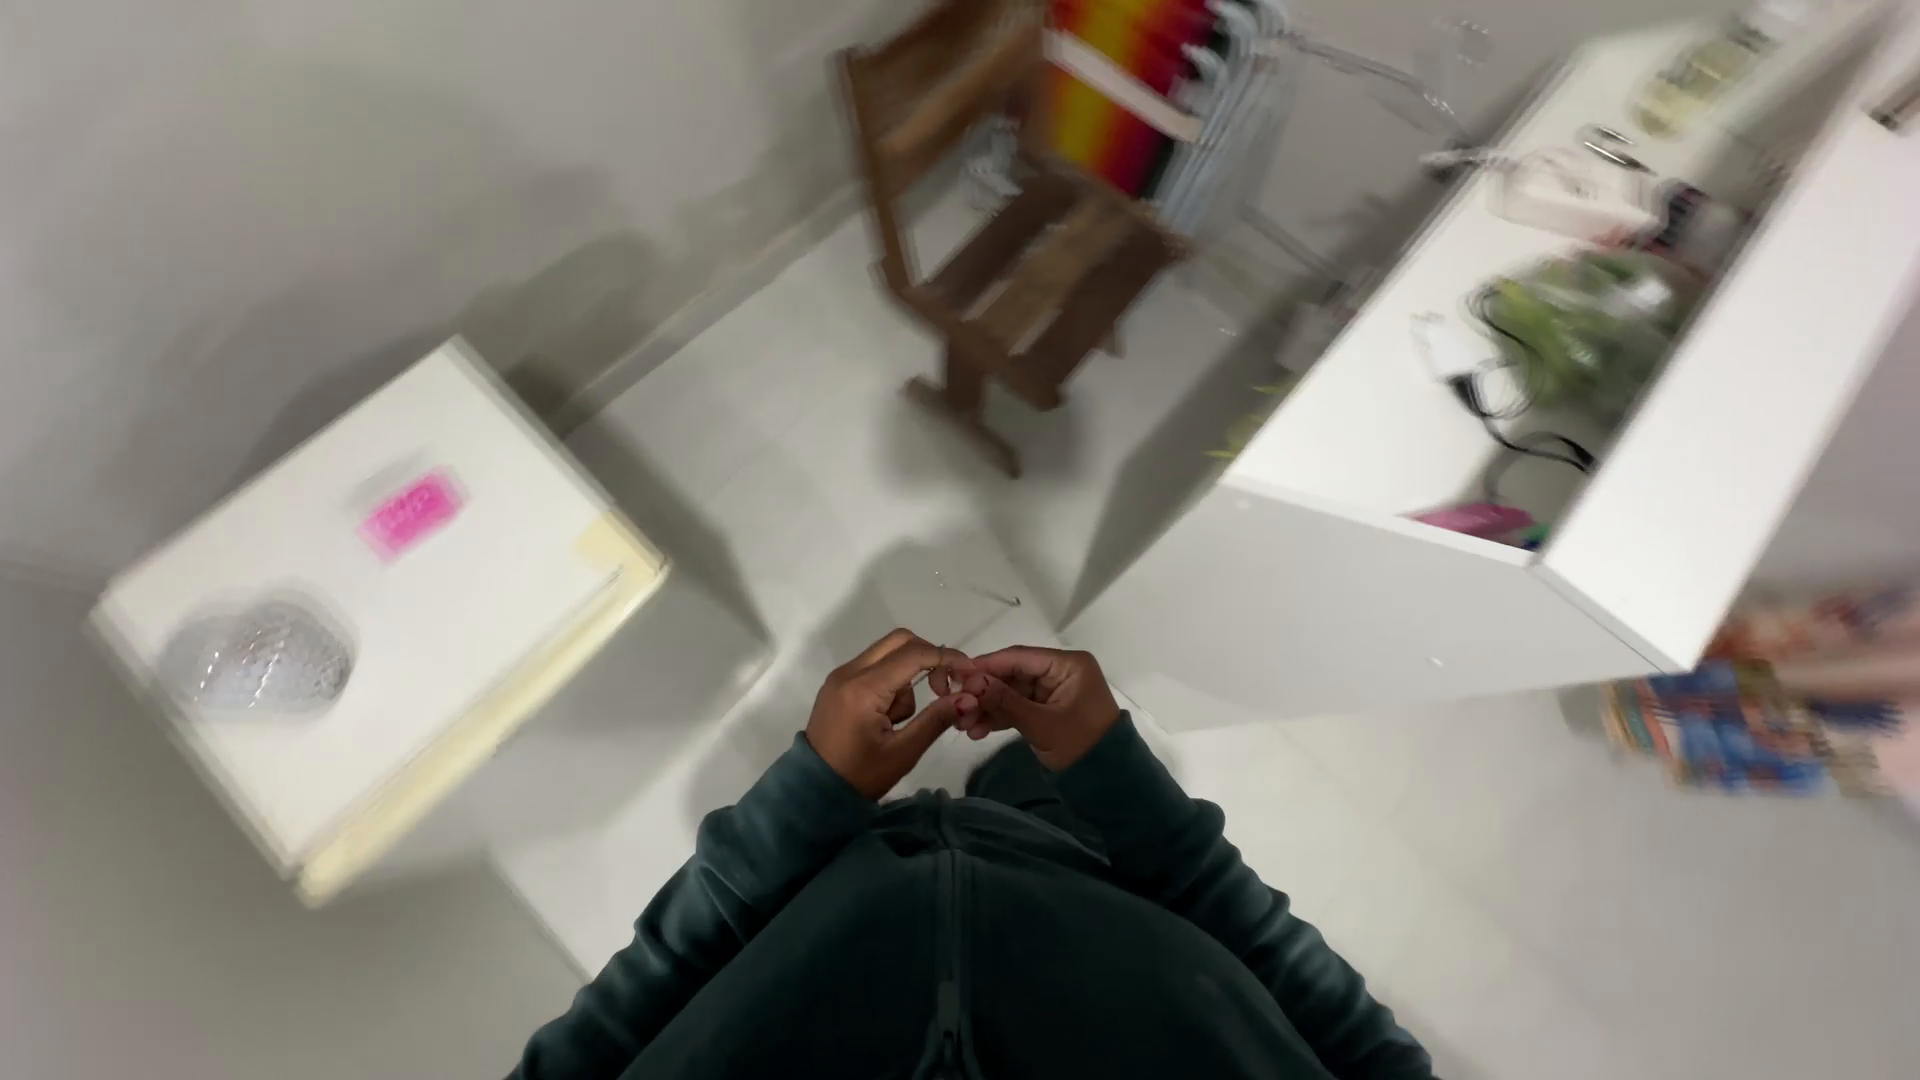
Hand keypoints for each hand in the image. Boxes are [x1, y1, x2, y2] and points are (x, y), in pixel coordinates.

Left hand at [805, 629, 977, 799]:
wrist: (813, 793)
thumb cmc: (859, 777)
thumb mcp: (903, 753)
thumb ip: (936, 719)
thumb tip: (969, 697)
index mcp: (863, 688)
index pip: (913, 654)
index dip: (946, 657)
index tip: (968, 672)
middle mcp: (849, 672)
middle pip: (899, 641)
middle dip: (927, 659)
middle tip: (941, 689)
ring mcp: (840, 676)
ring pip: (887, 654)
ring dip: (906, 676)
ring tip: (899, 721)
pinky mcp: (838, 684)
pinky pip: (873, 667)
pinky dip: (890, 681)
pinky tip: (886, 716)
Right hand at [961, 646, 1119, 769]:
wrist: (1108, 783)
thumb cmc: (1081, 746)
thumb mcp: (1042, 724)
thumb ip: (1005, 701)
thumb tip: (971, 682)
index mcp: (1069, 665)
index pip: (1020, 657)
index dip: (988, 665)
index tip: (958, 675)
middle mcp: (1061, 672)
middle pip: (1013, 675)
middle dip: (985, 692)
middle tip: (958, 706)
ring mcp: (1054, 691)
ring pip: (1012, 693)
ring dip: (988, 707)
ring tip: (964, 725)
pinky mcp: (1048, 710)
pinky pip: (1018, 707)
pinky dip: (1000, 718)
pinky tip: (977, 730)